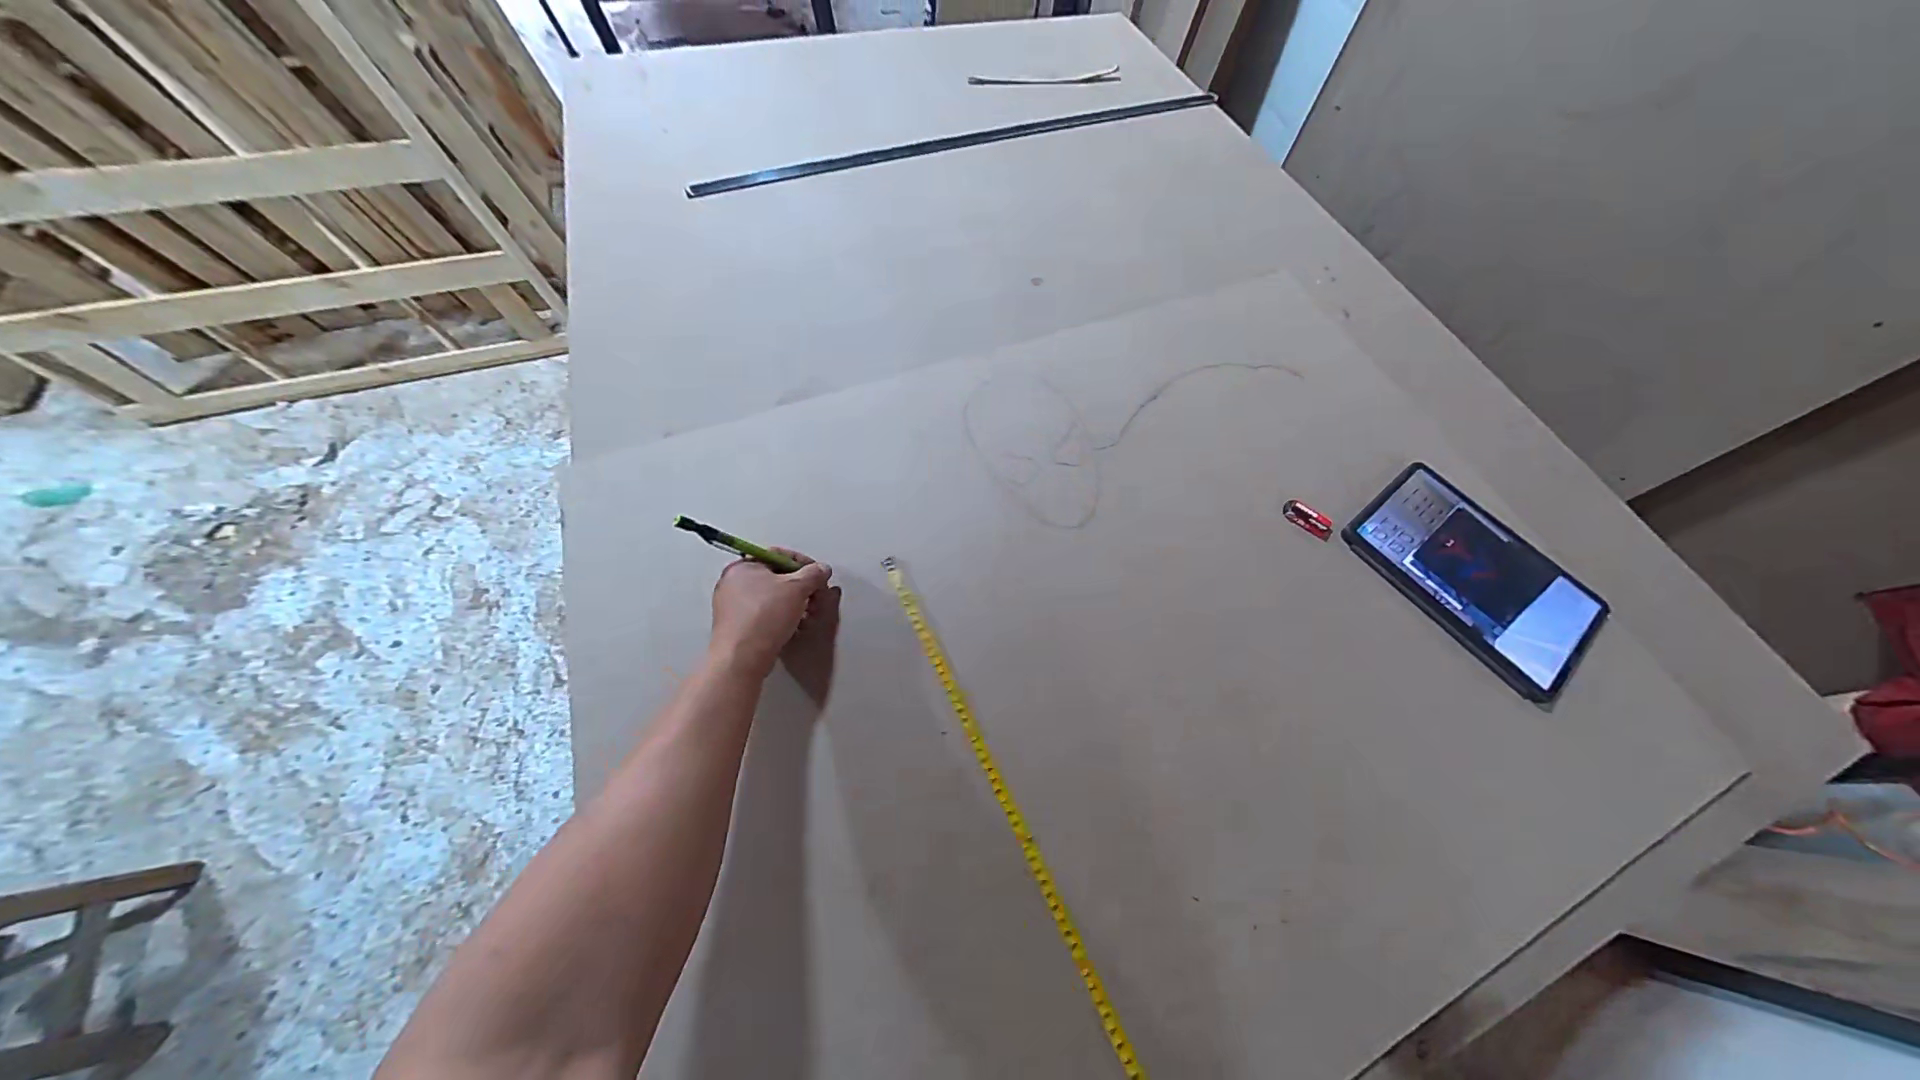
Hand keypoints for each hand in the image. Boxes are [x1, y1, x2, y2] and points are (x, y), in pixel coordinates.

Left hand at [709, 549, 833, 679]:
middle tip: (816, 596)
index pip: (779, 555)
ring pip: (773, 598)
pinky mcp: (739, 625)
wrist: (742, 657)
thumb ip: (813, 574)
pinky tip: (795, 626)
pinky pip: (766, 614)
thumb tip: (821, 570)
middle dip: (802, 588)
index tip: (818, 575)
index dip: (804, 564)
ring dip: (796, 604)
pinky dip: (783, 617)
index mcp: (743, 566)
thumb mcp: (797, 588)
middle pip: (777, 578)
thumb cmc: (763, 617)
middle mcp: (734, 583)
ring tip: (807, 614)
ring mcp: (734, 606)